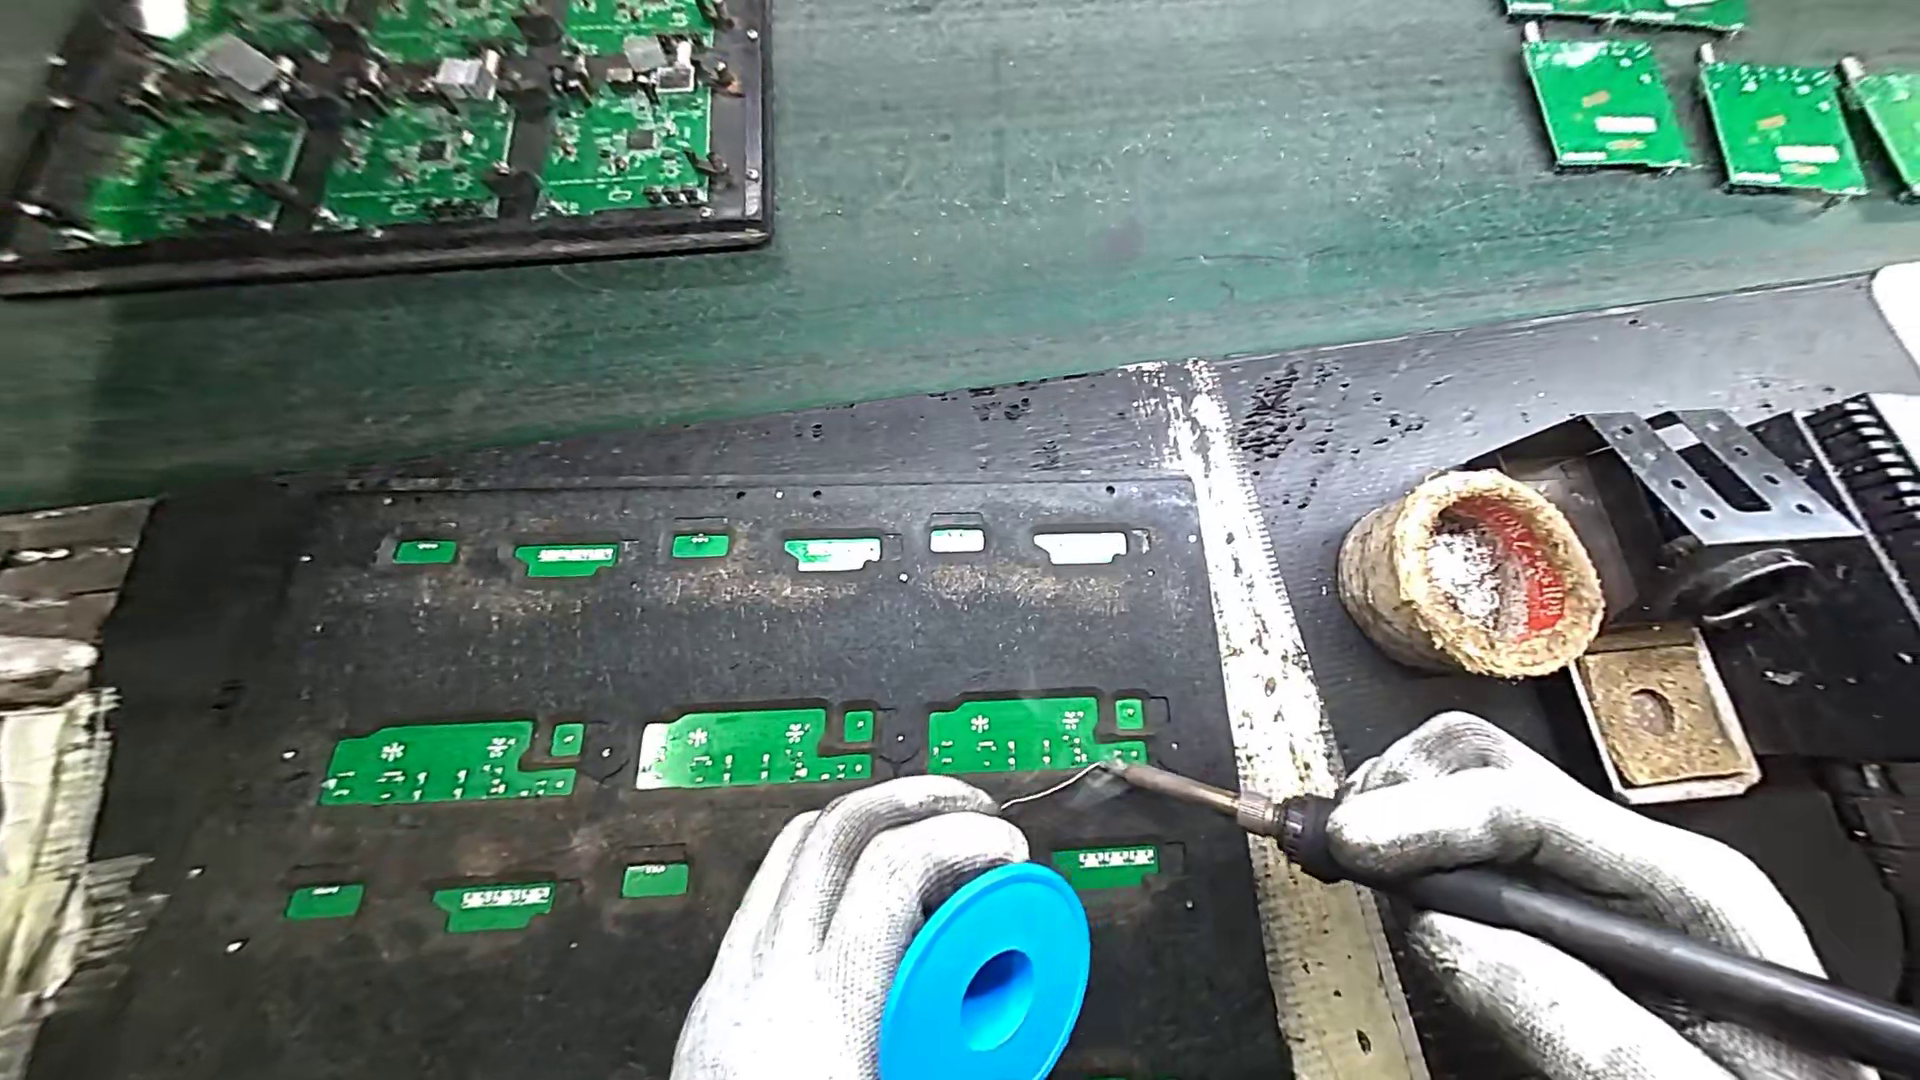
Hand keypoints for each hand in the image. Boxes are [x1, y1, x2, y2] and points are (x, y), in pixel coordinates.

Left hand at [672, 776, 1029, 1079]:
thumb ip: (978, 1034)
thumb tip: (1015, 964)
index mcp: (818, 1029)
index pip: (892, 870)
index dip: (965, 840)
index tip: (1009, 852)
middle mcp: (759, 986)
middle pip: (838, 830)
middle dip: (920, 801)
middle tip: (974, 815)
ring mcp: (729, 982)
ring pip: (801, 842)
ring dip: (876, 822)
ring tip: (931, 833)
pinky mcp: (720, 992)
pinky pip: (779, 881)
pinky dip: (839, 859)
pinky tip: (877, 888)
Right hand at [1326, 712, 1872, 1079]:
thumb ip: (1584, 1029)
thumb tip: (1437, 931)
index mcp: (1685, 892)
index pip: (1519, 804)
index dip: (1420, 816)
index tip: (1351, 846)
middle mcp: (1616, 848)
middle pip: (1472, 755)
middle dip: (1393, 791)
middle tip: (1349, 849)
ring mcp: (1564, 848)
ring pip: (1440, 765)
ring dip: (1380, 804)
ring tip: (1365, 863)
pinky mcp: (1518, 862)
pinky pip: (1428, 799)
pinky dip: (1381, 819)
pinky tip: (1377, 862)